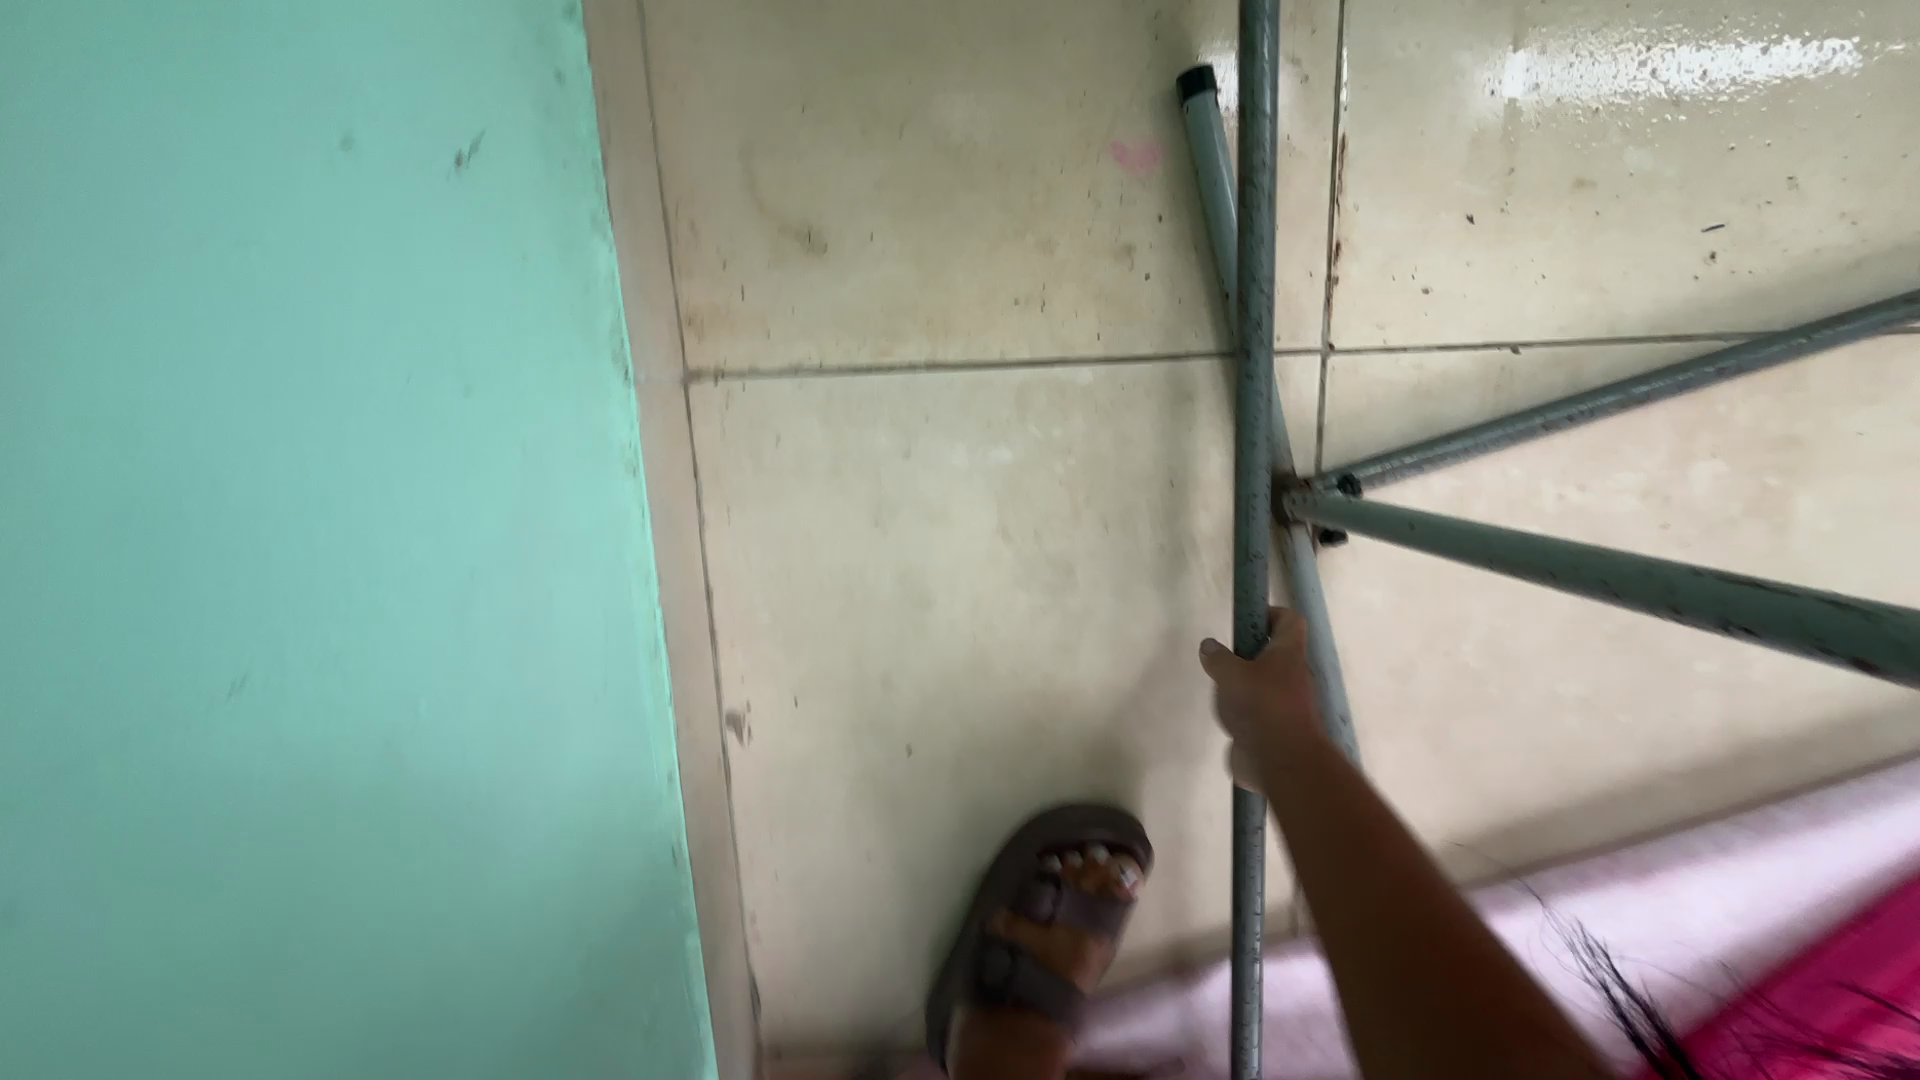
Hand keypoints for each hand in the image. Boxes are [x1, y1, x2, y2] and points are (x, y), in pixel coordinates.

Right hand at [1199, 607, 1324, 762]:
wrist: (1281, 763)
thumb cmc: (1261, 707)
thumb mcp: (1230, 674)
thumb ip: (1218, 659)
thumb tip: (1209, 646)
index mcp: (1288, 655)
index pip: (1289, 621)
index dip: (1269, 613)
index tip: (1244, 621)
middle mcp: (1292, 676)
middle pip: (1274, 654)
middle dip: (1247, 654)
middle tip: (1222, 660)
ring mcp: (1286, 705)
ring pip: (1264, 685)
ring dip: (1242, 686)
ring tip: (1218, 692)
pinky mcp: (1275, 730)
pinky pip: (1257, 714)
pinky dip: (1242, 715)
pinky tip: (1225, 719)